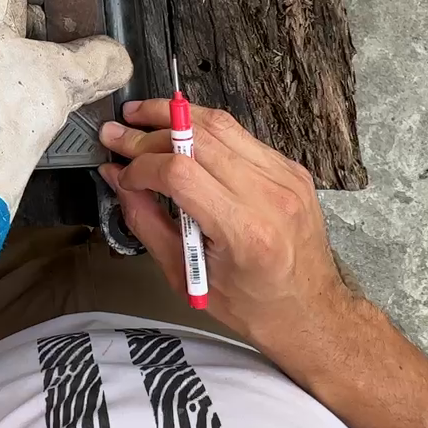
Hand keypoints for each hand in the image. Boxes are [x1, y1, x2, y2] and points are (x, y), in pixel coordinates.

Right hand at [99, 99, 356, 354]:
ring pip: (217, 124)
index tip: (121, 173)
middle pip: (196, 138)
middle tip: (116, 132)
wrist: (312, 313)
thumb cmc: (250, 305)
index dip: (141, 166)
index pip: (180, 173)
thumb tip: (116, 177)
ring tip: (139, 115)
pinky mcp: (289, 167)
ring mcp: (283, 176)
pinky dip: (201, 127)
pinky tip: (178, 130)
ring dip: (171, 115)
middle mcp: (268, 195)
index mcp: (244, 231)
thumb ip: (145, 220)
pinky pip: (237, 133)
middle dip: (147, 132)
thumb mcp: (186, 275)